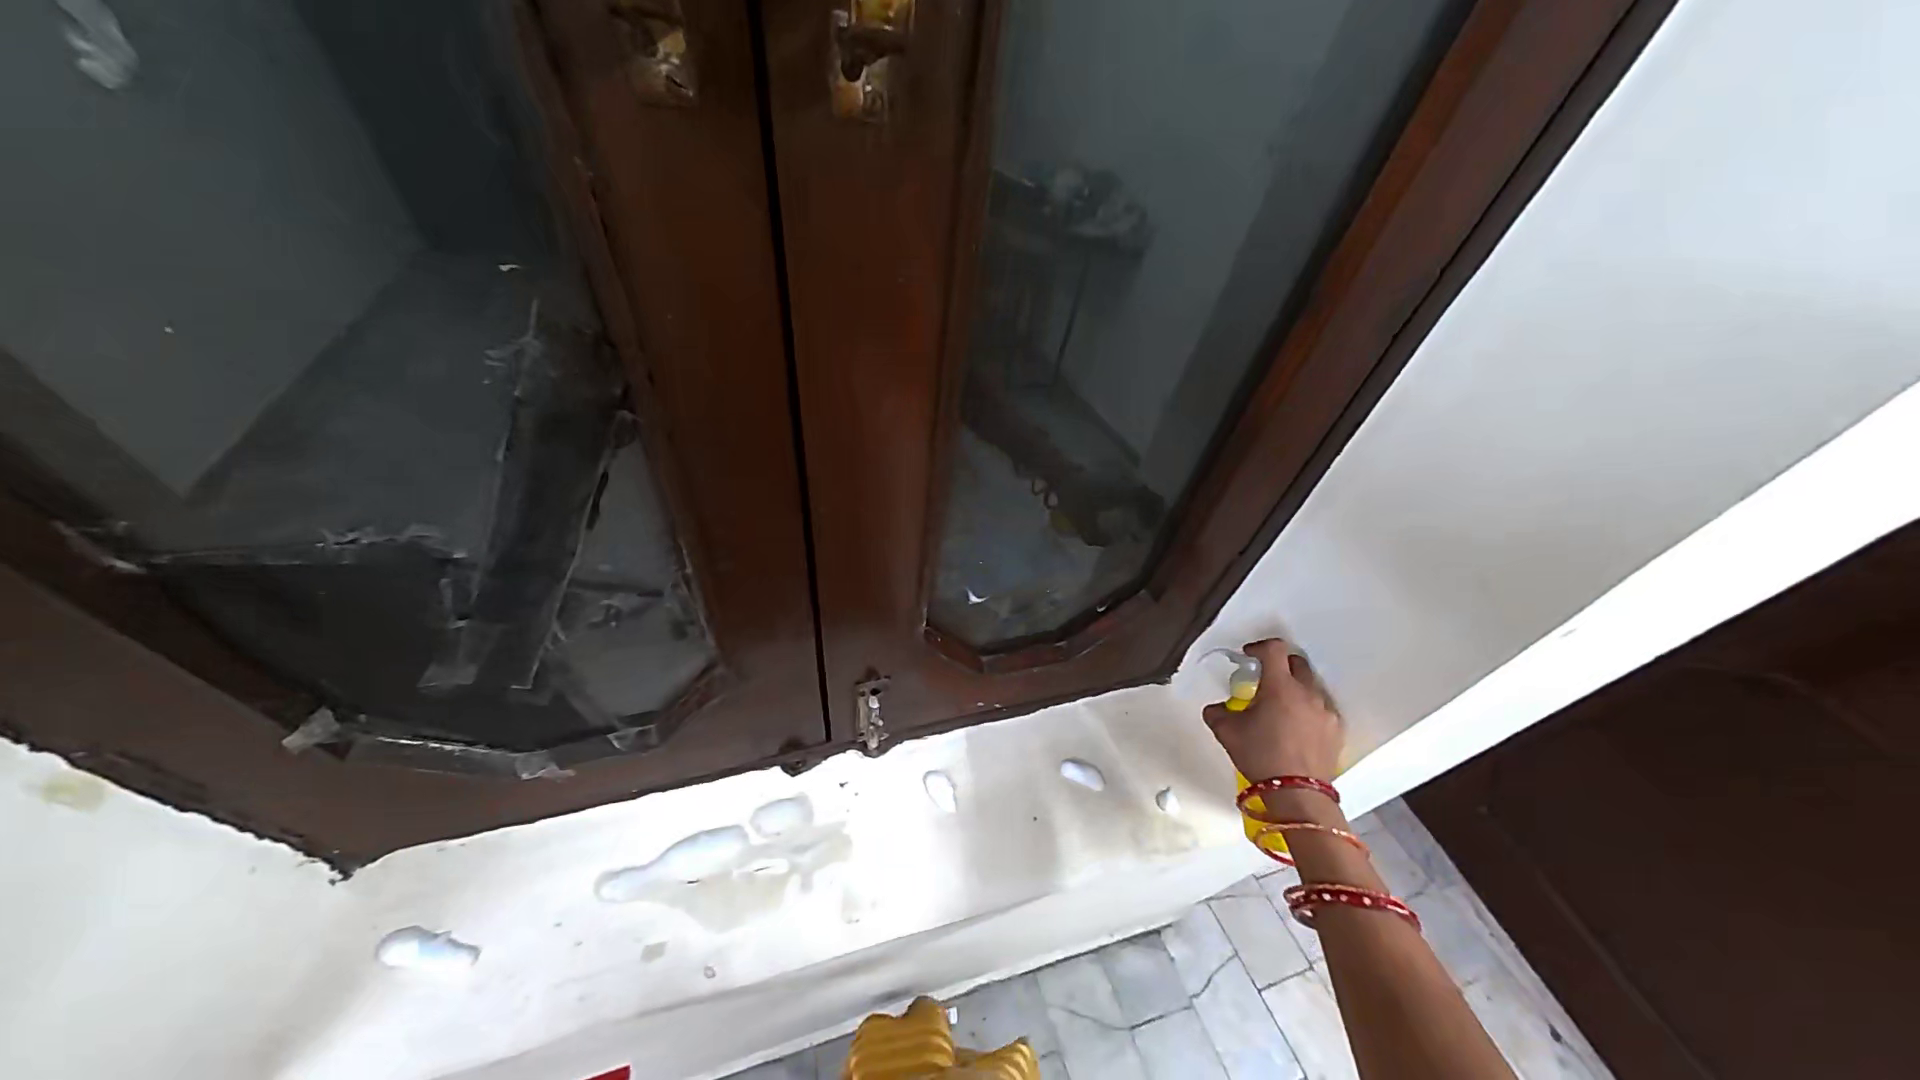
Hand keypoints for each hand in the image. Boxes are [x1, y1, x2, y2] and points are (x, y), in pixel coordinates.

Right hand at [1202, 638, 1342, 781]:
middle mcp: (1307, 693)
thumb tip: (1217, 709)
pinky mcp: (1336, 729)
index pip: (1274, 649)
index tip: (1249, 655)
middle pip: (1296, 662)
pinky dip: (1307, 709)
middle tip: (1264, 680)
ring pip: (1310, 686)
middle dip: (1279, 665)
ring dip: (1294, 688)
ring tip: (1279, 707)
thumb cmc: (1261, 757)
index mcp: (1279, 686)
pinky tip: (1295, 726)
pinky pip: (1321, 708)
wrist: (1297, 793)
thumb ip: (1217, 712)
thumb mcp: (1226, 731)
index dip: (1259, 647)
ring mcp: (1325, 711)